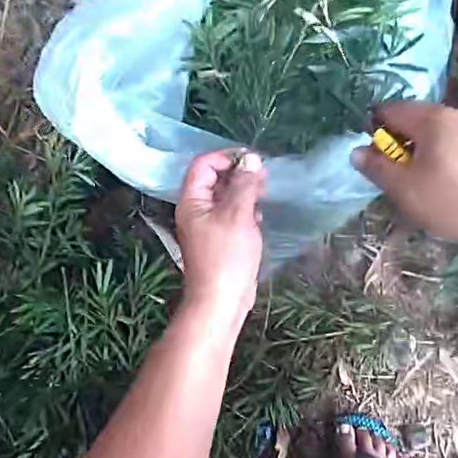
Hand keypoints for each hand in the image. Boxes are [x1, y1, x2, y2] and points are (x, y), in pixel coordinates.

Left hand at [175, 149, 265, 327]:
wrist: (221, 300)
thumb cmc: (226, 256)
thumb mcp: (238, 215)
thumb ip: (244, 185)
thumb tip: (252, 159)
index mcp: (192, 201)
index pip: (203, 165)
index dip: (226, 157)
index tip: (252, 159)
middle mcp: (196, 210)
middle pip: (214, 179)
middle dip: (238, 173)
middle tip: (263, 175)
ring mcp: (208, 226)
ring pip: (225, 198)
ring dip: (244, 191)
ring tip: (265, 192)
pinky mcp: (221, 239)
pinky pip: (232, 215)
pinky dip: (245, 210)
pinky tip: (260, 215)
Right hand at [352, 101, 457, 253]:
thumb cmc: (455, 200)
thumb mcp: (406, 190)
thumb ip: (378, 168)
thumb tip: (357, 151)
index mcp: (432, 118)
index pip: (390, 109)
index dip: (375, 130)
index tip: (375, 160)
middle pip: (417, 121)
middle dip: (401, 145)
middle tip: (398, 178)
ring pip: (440, 135)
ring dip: (425, 155)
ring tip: (425, 187)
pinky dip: (448, 161)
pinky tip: (453, 189)